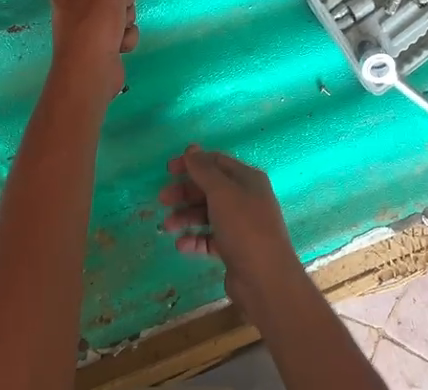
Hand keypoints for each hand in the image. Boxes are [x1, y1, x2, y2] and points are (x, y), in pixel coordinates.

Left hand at [48, 0, 137, 111]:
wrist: (89, 70)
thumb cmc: (94, 20)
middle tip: (120, 2)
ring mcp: (89, 21)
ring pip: (122, 5)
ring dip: (127, 16)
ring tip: (117, 27)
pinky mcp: (101, 41)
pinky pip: (123, 28)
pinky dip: (125, 35)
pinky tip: (118, 43)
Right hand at [159, 146, 304, 316]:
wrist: (265, 280)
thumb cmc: (244, 227)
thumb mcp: (221, 193)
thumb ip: (204, 170)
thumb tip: (191, 148)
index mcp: (247, 179)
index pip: (216, 162)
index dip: (192, 163)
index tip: (168, 170)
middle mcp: (246, 199)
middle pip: (210, 188)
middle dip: (185, 193)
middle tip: (162, 200)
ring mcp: (241, 225)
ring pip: (208, 214)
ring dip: (186, 216)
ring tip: (167, 226)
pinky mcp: (235, 250)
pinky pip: (210, 238)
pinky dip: (195, 239)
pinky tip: (181, 245)